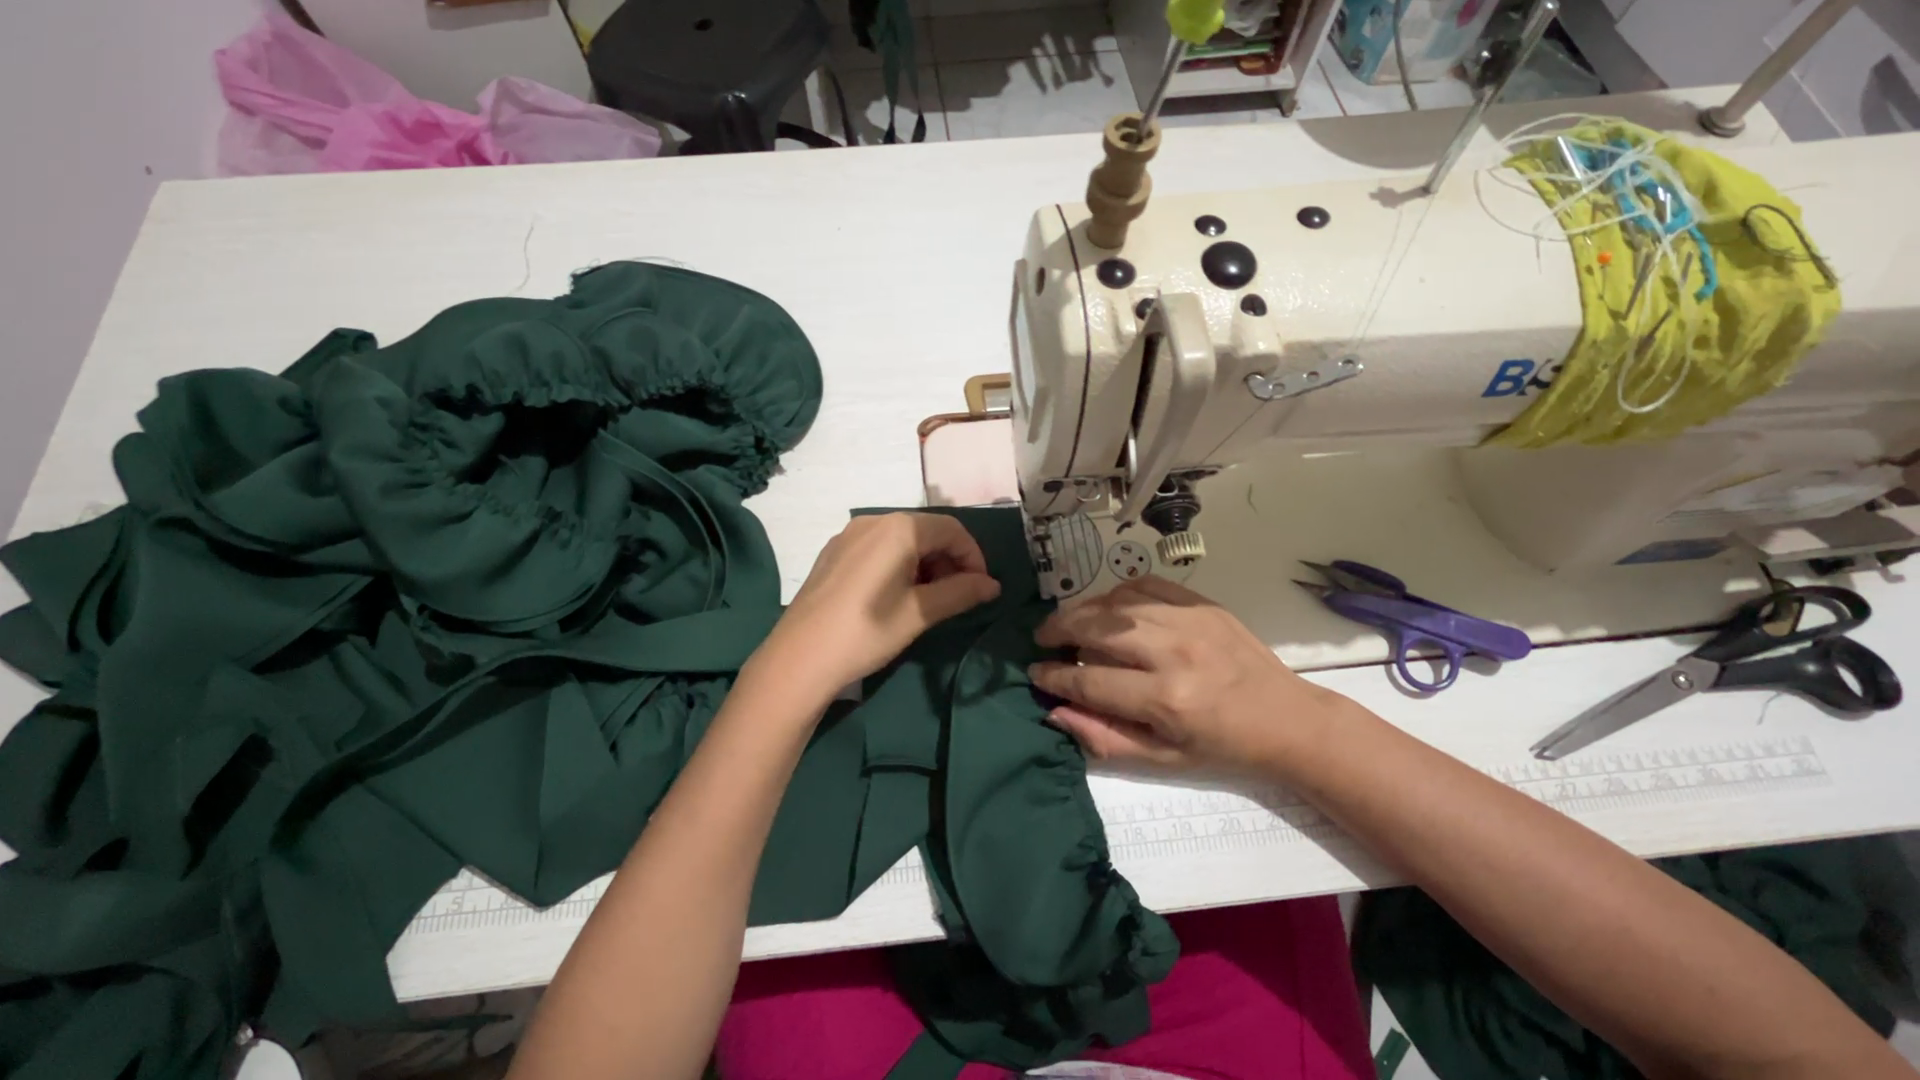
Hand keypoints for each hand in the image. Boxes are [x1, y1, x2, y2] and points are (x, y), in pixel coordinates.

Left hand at [750, 513, 1001, 703]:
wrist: (800, 657)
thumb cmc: (867, 631)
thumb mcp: (920, 614)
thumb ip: (960, 593)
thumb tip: (992, 585)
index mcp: (898, 528)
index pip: (952, 529)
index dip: (974, 557)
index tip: (981, 589)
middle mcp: (873, 521)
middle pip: (926, 531)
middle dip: (949, 560)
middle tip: (957, 597)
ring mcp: (848, 536)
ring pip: (901, 540)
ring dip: (925, 564)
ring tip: (928, 601)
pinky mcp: (833, 553)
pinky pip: (878, 548)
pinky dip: (898, 565)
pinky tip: (895, 597)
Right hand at [1028, 576, 1350, 773]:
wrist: (1286, 719)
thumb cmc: (1222, 747)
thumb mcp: (1162, 758)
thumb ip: (1104, 736)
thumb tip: (1055, 710)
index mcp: (1164, 699)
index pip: (1088, 680)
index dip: (1053, 676)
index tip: (1034, 673)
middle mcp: (1172, 652)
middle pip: (1095, 628)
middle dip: (1058, 630)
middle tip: (1042, 639)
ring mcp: (1189, 620)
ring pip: (1116, 601)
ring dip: (1084, 609)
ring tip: (1069, 622)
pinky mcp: (1202, 604)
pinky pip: (1146, 584)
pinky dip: (1118, 593)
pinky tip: (1109, 608)